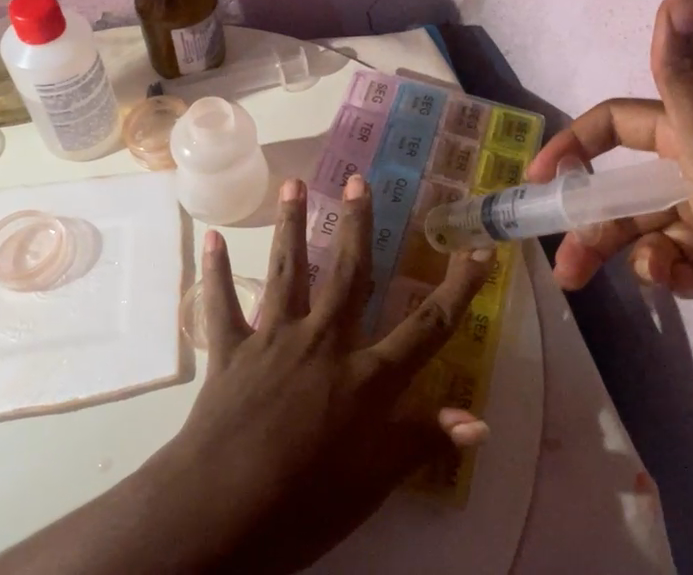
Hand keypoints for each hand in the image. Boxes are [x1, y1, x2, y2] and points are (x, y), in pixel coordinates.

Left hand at [153, 175, 493, 573]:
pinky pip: (223, 305)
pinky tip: (212, 238)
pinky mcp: (230, 352)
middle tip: (359, 180)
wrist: (218, 511)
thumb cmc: (304, 503)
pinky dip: (218, 272)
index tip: (478, 249)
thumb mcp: (375, 482)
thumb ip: (423, 443)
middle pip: (350, 274)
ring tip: (294, 185)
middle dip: (360, 226)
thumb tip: (480, 423)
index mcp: (368, 377)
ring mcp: (275, 341)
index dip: (458, 288)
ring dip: (292, 226)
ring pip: (288, 272)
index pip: (428, 326)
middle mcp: (325, 343)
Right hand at [531, 0, 692, 353]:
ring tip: (587, 285)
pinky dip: (677, 276)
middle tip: (562, 263)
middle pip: (628, 191)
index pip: (620, 125)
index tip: (540, 178)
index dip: (576, 144)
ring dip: (627, 255)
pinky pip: (685, 264)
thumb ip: (685, 75)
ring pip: (652, 232)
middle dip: (591, 223)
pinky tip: (684, 285)